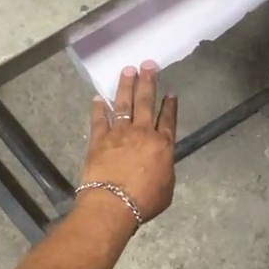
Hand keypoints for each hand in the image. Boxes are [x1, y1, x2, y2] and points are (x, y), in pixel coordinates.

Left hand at [79, 62, 177, 224]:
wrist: (113, 204)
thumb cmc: (145, 201)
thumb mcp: (166, 187)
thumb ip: (164, 170)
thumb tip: (159, 163)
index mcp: (162, 145)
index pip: (168, 120)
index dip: (170, 106)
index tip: (170, 93)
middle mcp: (142, 133)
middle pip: (146, 103)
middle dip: (148, 82)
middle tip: (148, 64)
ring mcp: (119, 134)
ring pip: (124, 104)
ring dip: (126, 86)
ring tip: (128, 70)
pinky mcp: (99, 140)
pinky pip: (99, 119)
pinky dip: (98, 108)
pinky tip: (98, 97)